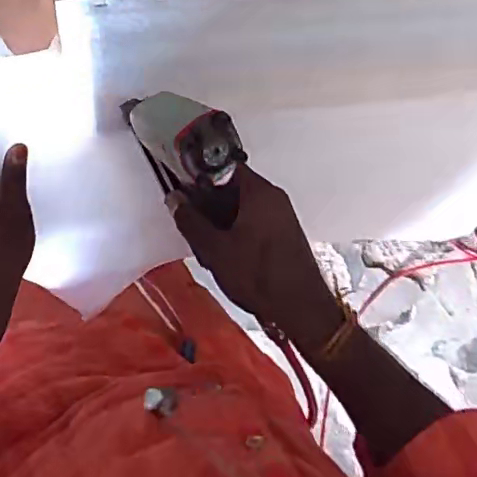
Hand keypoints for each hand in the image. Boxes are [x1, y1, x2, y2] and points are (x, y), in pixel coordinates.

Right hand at [169, 165, 340, 348]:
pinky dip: (237, 230)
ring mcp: (282, 216)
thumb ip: (190, 221)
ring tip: (208, 245)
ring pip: (242, 206)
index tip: (185, 191)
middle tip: (193, 222)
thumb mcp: (214, 249)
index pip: (224, 167)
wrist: (301, 309)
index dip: (200, 177)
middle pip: (232, 187)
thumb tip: (175, 200)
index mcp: (259, 192)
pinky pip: (254, 221)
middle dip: (209, 204)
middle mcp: (274, 197)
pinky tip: (227, 254)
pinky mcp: (284, 234)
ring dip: (222, 220)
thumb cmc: (259, 275)